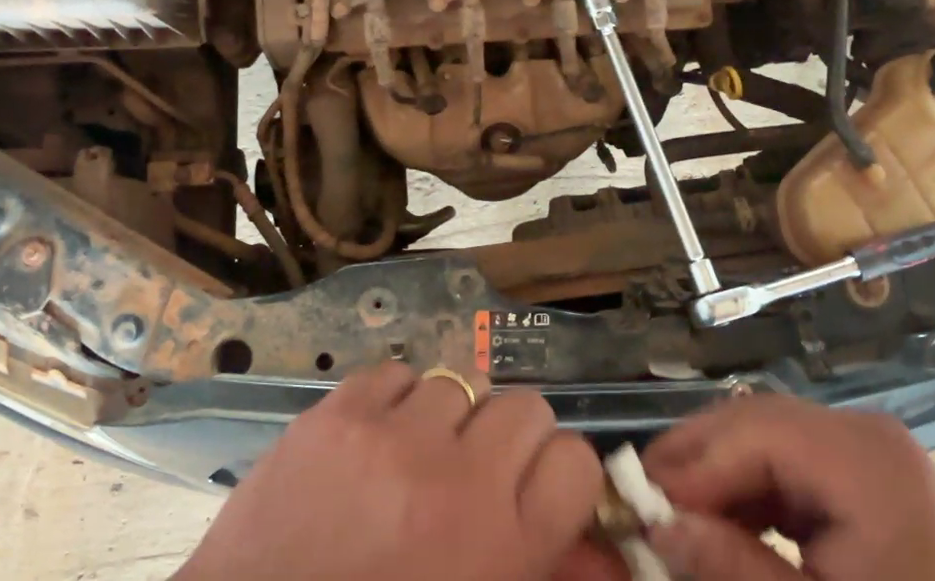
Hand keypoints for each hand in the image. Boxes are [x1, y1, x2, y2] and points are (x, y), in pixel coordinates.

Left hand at [173, 362, 604, 580]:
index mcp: (503, 544)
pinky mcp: (335, 414)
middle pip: (527, 406)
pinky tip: (373, 441)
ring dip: (448, 420)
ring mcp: (393, 439)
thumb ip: (546, 571)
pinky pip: (397, 373)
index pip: (576, 460)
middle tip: (474, 472)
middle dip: (507, 440)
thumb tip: (600, 547)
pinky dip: (393, 402)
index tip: (533, 489)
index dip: (559, 474)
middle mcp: (457, 479)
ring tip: (414, 459)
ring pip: (461, 382)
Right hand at [641, 396, 934, 580]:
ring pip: (764, 440)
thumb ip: (730, 568)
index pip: (751, 431)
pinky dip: (749, 494)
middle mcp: (866, 435)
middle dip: (693, 465)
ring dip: (715, 479)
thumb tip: (655, 525)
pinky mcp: (867, 479)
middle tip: (639, 508)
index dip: (687, 466)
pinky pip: (790, 466)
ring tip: (671, 522)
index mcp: (864, 460)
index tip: (634, 510)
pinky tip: (722, 529)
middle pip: (754, 424)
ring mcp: (870, 453)